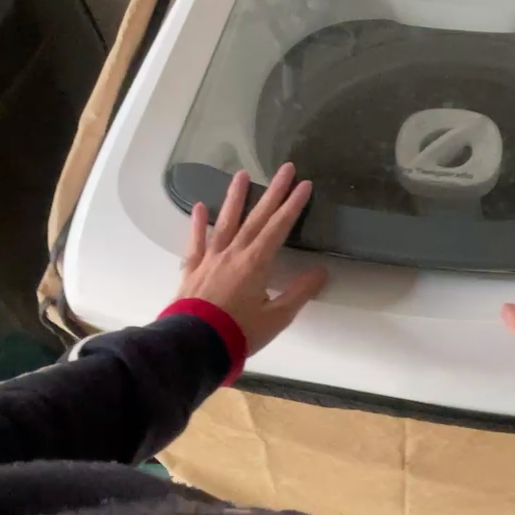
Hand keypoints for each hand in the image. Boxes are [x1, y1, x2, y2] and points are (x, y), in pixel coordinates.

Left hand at [178, 163, 328, 355]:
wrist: (192, 346)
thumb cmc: (238, 333)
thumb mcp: (277, 318)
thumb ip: (299, 293)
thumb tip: (322, 271)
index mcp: (257, 262)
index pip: (280, 226)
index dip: (293, 204)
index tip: (304, 184)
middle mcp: (235, 252)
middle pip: (257, 216)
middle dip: (273, 191)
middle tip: (285, 168)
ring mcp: (211, 258)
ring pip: (225, 221)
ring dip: (235, 197)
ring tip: (241, 174)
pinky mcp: (192, 269)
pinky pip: (195, 242)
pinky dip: (197, 223)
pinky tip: (198, 206)